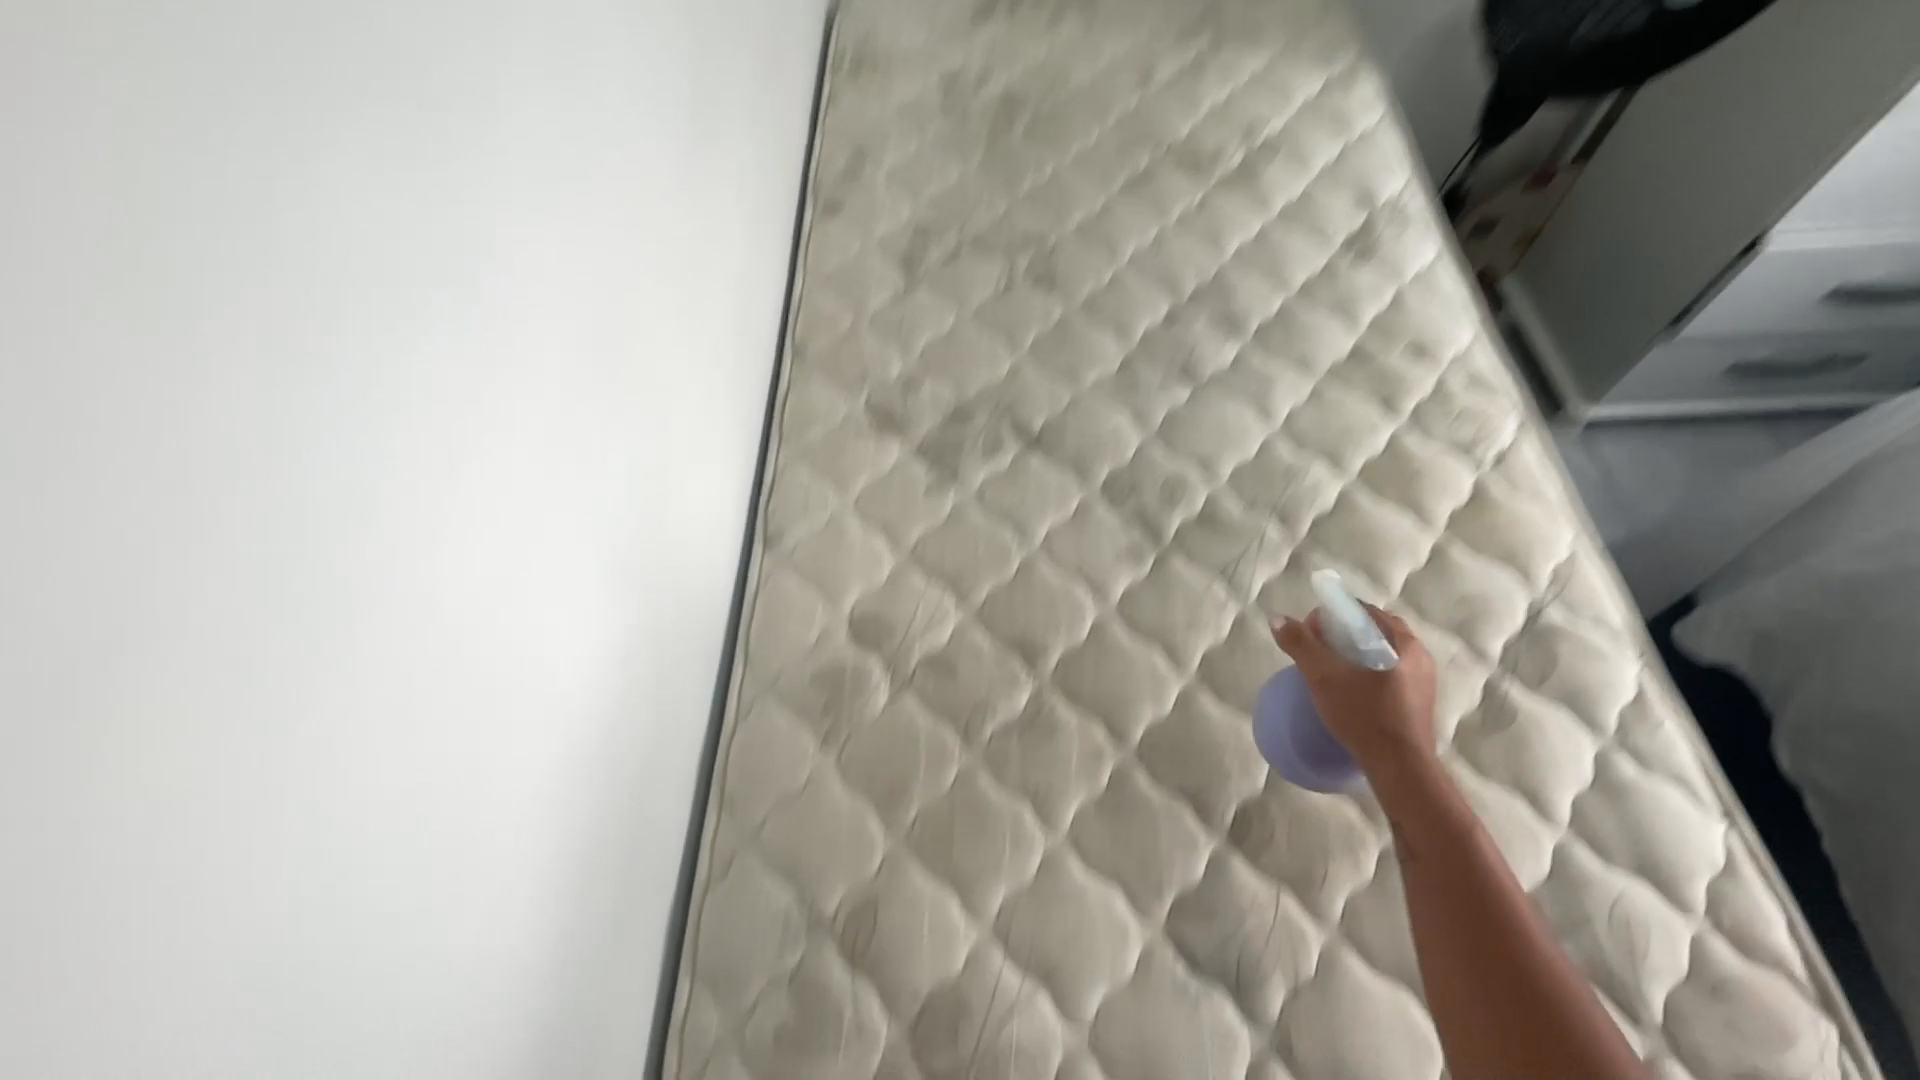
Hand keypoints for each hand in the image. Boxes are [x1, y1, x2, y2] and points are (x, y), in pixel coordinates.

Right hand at [1272, 604, 1437, 779]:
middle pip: (1373, 633)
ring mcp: (1422, 682)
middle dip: (1342, 636)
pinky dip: (1366, 675)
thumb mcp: (1324, 677)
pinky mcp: (1417, 705)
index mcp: (1404, 642)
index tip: (1310, 633)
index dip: (1333, 615)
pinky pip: (1388, 677)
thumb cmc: (1364, 716)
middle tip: (1316, 652)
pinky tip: (1348, 692)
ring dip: (1354, 656)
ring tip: (1328, 672)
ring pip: (1382, 656)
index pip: (1364, 612)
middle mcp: (1419, 657)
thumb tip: (1277, 618)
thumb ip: (1301, 645)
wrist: (1400, 769)